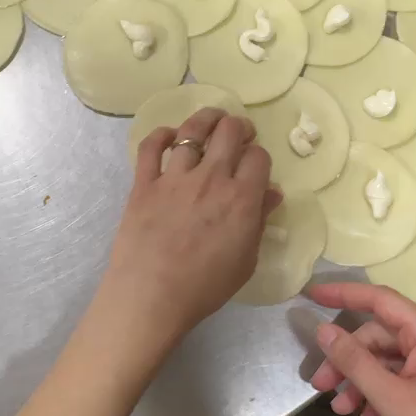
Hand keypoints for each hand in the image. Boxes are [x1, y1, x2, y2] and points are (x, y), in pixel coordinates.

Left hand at [97, 108, 276, 348]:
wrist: (150, 296)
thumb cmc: (204, 287)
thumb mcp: (245, 261)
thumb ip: (259, 222)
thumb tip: (271, 193)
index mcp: (241, 199)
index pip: (259, 157)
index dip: (260, 156)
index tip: (256, 165)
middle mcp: (210, 178)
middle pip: (229, 132)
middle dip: (239, 127)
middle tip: (240, 133)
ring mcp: (174, 177)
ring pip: (192, 130)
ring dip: (206, 119)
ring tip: (212, 119)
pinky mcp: (144, 183)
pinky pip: (151, 146)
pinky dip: (161, 134)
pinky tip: (169, 135)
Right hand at [306, 282, 415, 415]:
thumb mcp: (393, 400)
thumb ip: (355, 362)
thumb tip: (323, 330)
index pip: (380, 299)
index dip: (342, 294)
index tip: (311, 295)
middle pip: (381, 336)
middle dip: (349, 361)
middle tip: (322, 387)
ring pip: (392, 359)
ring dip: (364, 382)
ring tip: (343, 410)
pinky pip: (409, 375)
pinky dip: (387, 392)